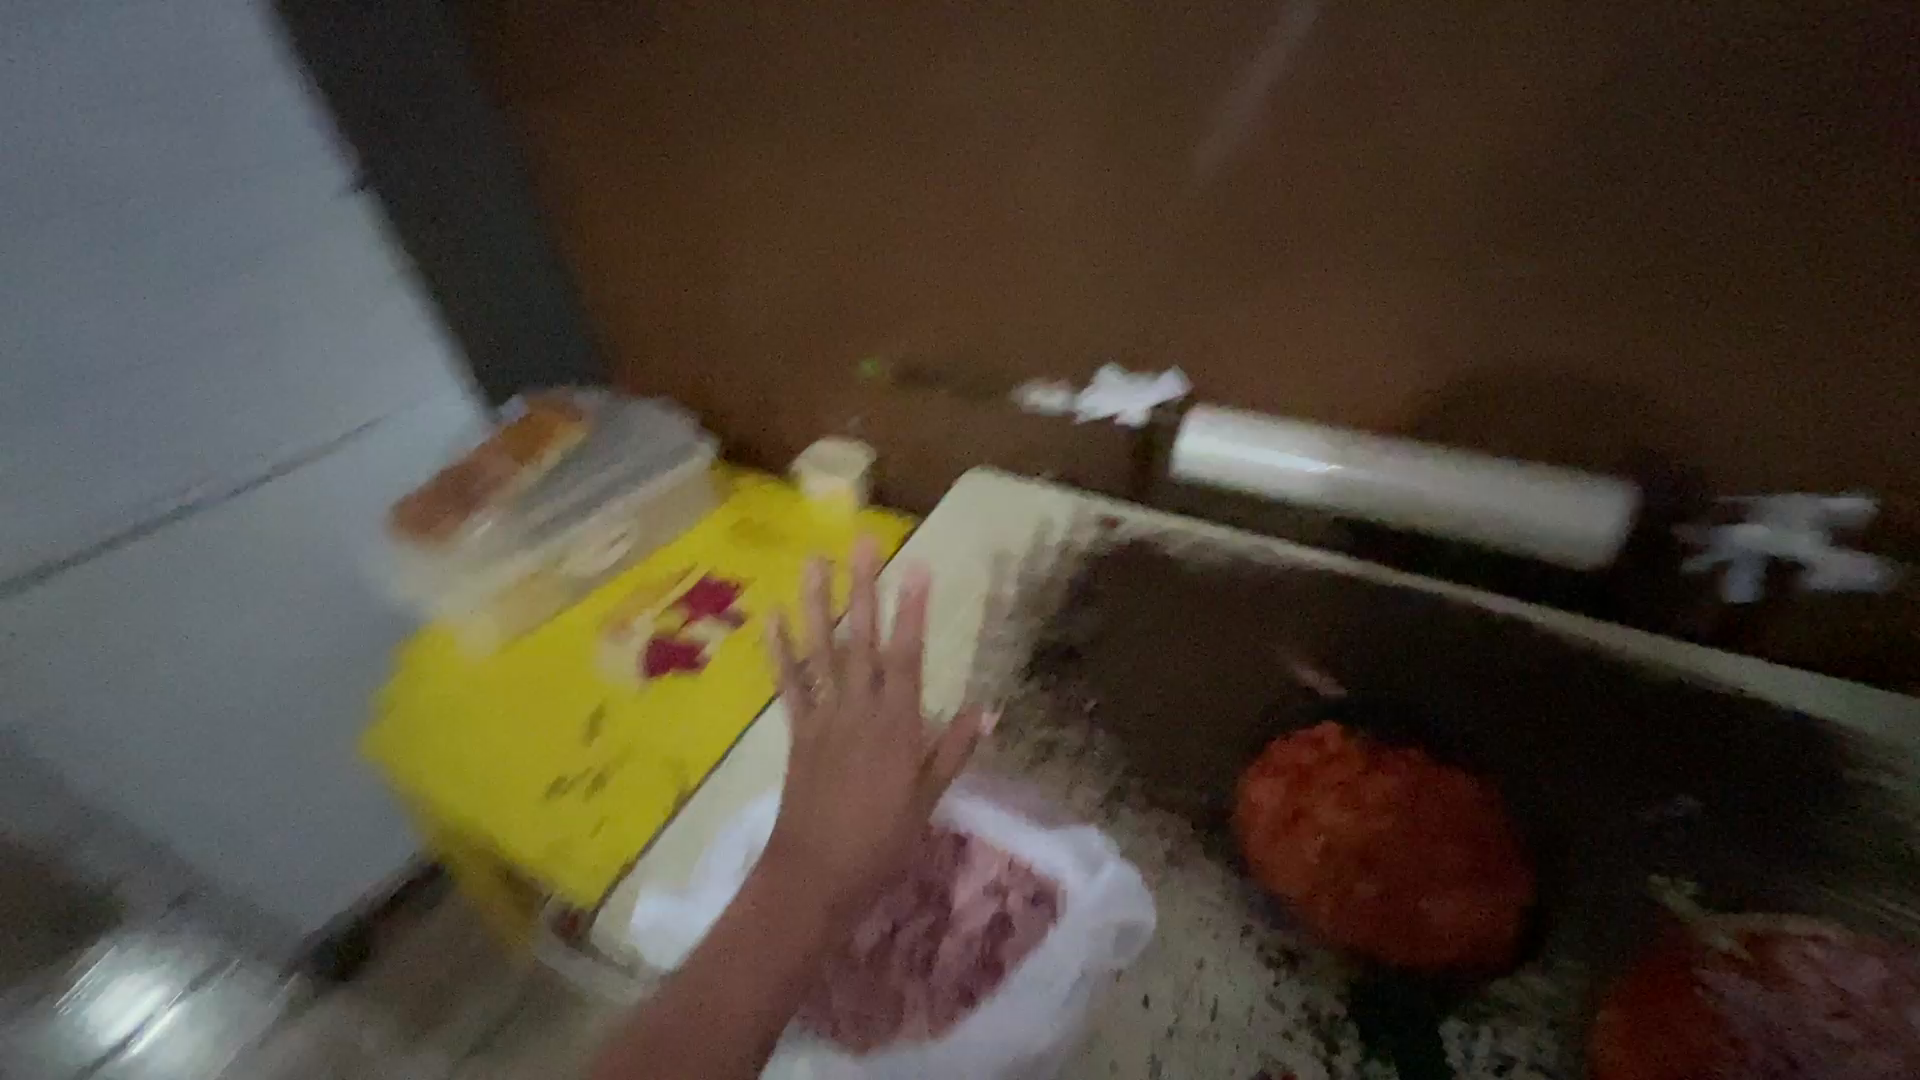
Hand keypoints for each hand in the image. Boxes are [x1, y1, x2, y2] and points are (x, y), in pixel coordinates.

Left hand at [761, 536, 995, 922]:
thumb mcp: (929, 799)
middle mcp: (859, 709)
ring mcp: (823, 717)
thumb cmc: (882, 842)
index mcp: (897, 724)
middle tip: (864, 543)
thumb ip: (954, 749)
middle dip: (864, 588)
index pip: (908, 656)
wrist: (817, 876)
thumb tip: (989, 709)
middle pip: (861, 639)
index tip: (917, 567)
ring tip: (813, 561)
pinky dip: (778, 652)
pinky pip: (787, 686)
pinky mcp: (796, 731)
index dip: (912, 610)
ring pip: (820, 652)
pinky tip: (770, 619)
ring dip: (815, 605)